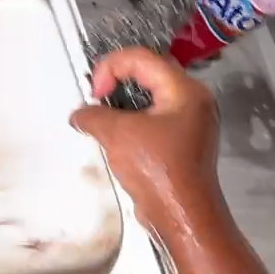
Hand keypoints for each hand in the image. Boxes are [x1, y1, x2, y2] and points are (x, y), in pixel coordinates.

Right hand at [71, 48, 226, 237]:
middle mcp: (194, 100)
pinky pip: (156, 115)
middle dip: (117, 79)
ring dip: (124, 99)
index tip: (94, 92)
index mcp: (185, 91)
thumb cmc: (156, 169)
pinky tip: (116, 132)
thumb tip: (80, 114)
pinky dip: (133, 116)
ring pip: (152, 94)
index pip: (142, 58)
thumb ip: (92, 115)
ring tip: (102, 114)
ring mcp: (192, 121)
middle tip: (96, 97)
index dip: (110, 67)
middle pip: (150, 72)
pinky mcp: (184, 140)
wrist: (181, 215)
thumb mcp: (115, 134)